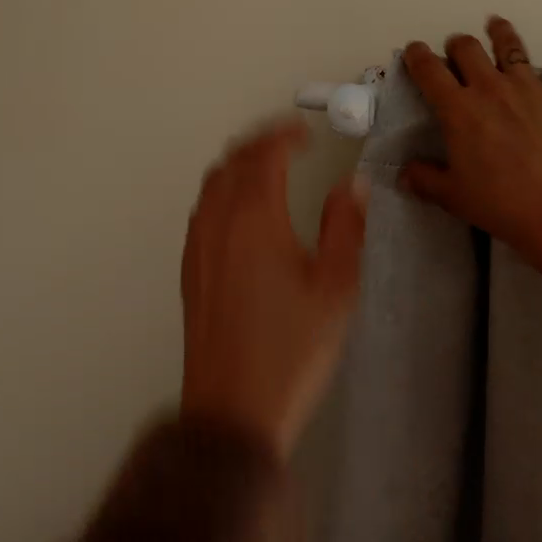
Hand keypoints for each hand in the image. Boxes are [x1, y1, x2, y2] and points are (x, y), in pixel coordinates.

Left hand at [180, 119, 366, 459]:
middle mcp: (218, 223)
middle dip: (261, 142)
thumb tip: (351, 185)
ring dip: (238, 164)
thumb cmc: (292, 348)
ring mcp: (198, 247)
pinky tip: (241, 213)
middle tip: (290, 142)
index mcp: (254, 218)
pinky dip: (222, 191)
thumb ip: (345, 226)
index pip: (264, 154)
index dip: (285, 133)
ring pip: (212, 184)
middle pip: (232, 161)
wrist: (233, 410)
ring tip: (267, 168)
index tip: (306, 131)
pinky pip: (202, 210)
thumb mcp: (337, 287)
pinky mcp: (190, 271)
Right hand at [401, 18, 541, 329]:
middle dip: (457, 45)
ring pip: (510, 46)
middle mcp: (491, 88)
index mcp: (459, 110)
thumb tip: (404, 173)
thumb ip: (426, 180)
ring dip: (500, 32)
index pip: (429, 71)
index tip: (414, 51)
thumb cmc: (502, 204)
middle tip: (456, 50)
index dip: (417, 57)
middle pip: (468, 49)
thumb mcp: (454, 197)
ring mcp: (529, 87)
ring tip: (496, 24)